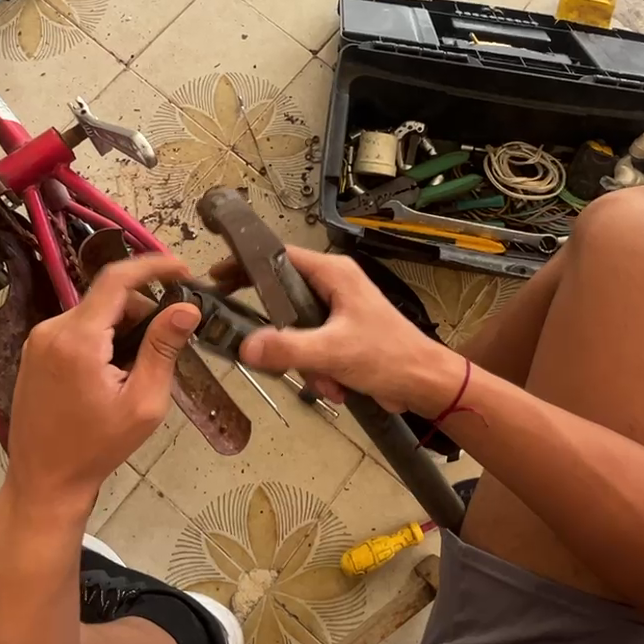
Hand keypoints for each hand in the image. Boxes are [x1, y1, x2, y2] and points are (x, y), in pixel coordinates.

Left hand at [4, 255, 199, 512]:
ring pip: (94, 312)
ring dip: (121, 327)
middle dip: (141, 311)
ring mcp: (39, 339)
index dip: (152, 266)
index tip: (183, 269)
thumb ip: (163, 349)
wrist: (44, 482)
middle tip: (163, 345)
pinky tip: (111, 372)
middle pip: (108, 298)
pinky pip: (77, 327)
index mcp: (78, 339)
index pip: (117, 279)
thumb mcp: (143, 402)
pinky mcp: (34, 351)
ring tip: (134, 369)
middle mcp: (52, 329)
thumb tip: (187, 307)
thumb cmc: (98, 448)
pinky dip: (101, 336)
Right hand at [239, 246, 461, 415]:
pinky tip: (337, 386)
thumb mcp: (333, 352)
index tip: (217, 279)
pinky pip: (314, 346)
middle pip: (284, 298)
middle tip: (275, 354)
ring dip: (306, 361)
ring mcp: (339, 308)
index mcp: (333, 273)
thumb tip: (245, 345)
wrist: (426, 383)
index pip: (278, 257)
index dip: (245, 265)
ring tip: (327, 380)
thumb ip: (287, 348)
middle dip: (283, 336)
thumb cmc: (389, 356)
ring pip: (298, 329)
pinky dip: (320, 369)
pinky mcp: (343, 331)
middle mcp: (334, 283)